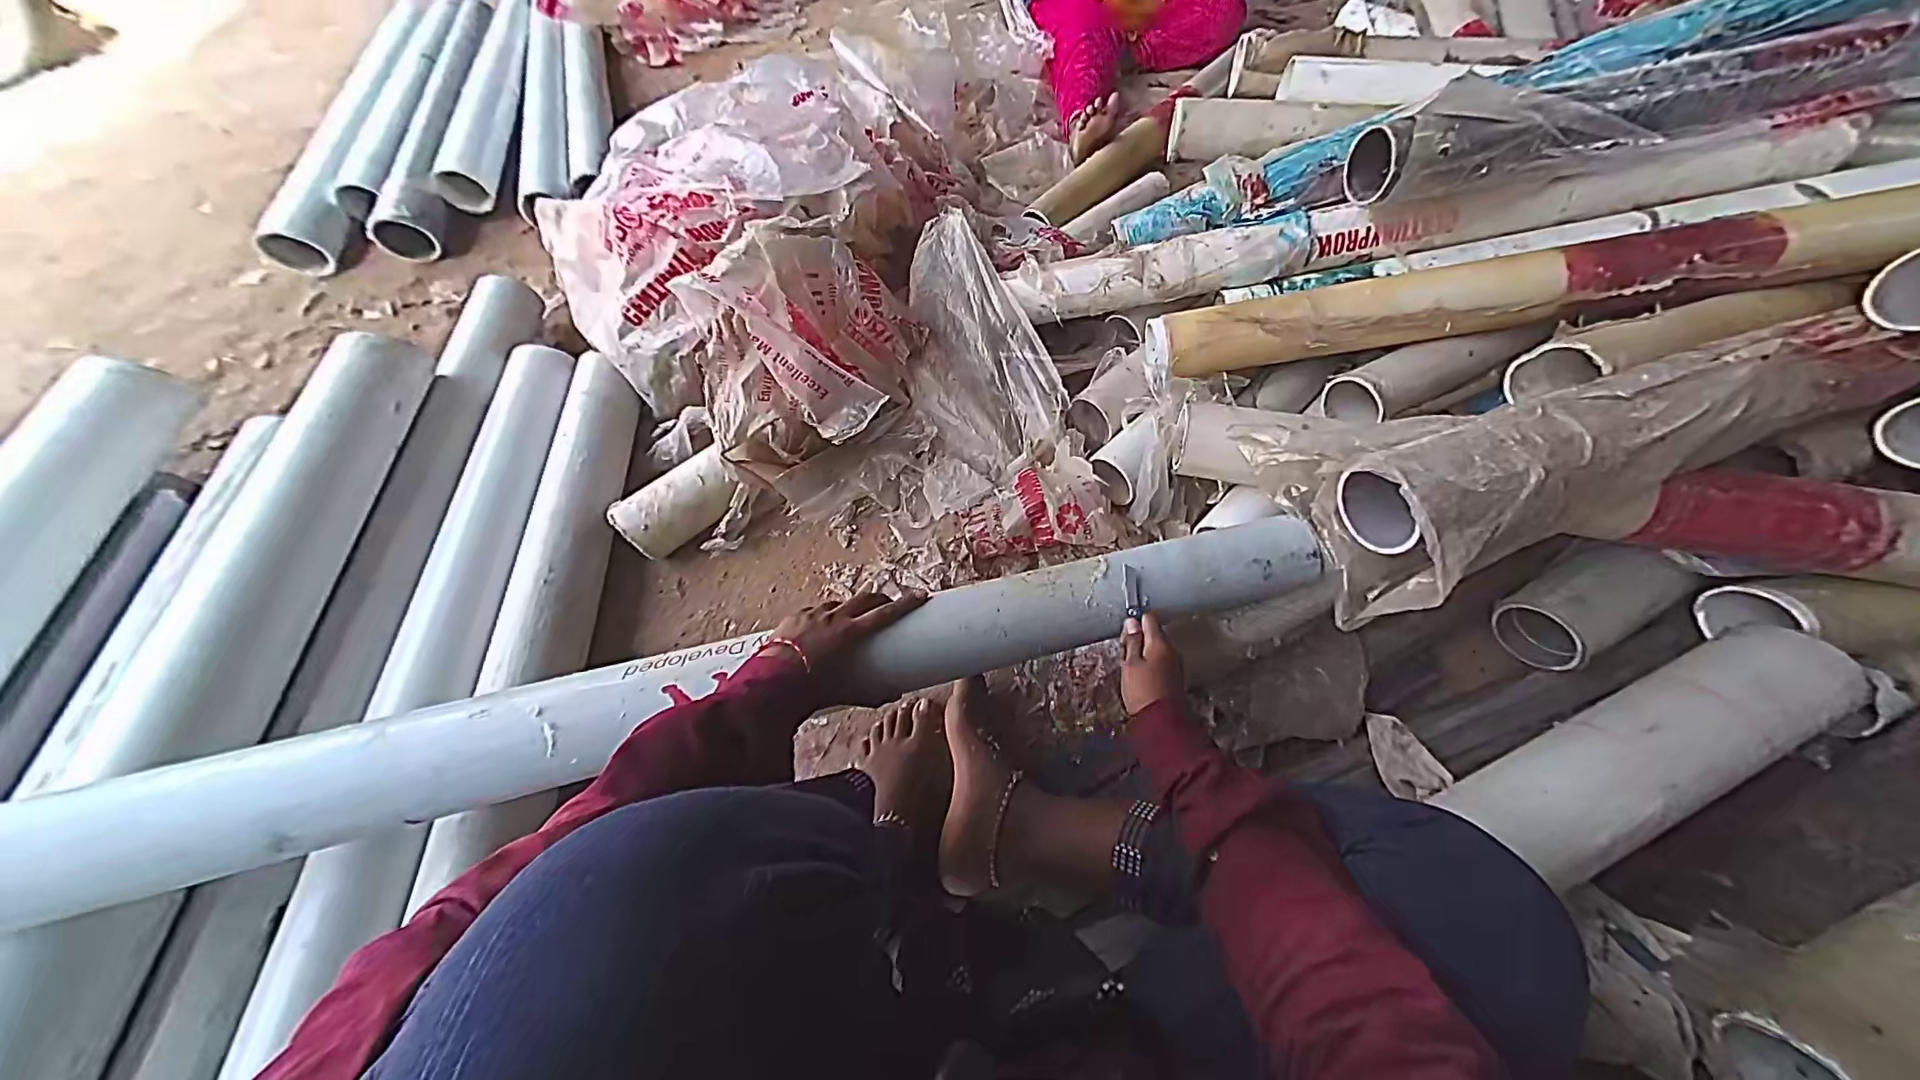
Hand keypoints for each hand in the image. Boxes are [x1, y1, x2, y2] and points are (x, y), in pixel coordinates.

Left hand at [768, 592, 927, 706]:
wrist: (770, 686)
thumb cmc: (810, 691)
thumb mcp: (845, 692)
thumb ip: (871, 693)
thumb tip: (893, 694)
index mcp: (851, 633)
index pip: (886, 613)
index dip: (906, 604)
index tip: (920, 596)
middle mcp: (834, 618)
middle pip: (866, 599)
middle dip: (880, 600)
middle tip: (888, 606)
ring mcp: (813, 615)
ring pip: (840, 603)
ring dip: (850, 608)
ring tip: (852, 619)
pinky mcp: (796, 617)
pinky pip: (816, 611)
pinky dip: (824, 616)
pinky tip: (822, 627)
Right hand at [1120, 611, 1183, 713]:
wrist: (1161, 721)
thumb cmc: (1142, 692)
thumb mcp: (1130, 664)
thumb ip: (1131, 641)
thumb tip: (1132, 623)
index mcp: (1160, 643)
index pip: (1149, 618)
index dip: (1135, 621)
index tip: (1126, 632)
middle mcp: (1172, 650)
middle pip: (1154, 633)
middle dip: (1139, 638)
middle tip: (1125, 653)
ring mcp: (1175, 662)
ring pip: (1157, 647)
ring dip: (1143, 652)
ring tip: (1131, 668)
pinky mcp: (1174, 675)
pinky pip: (1161, 660)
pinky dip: (1150, 663)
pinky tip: (1141, 676)